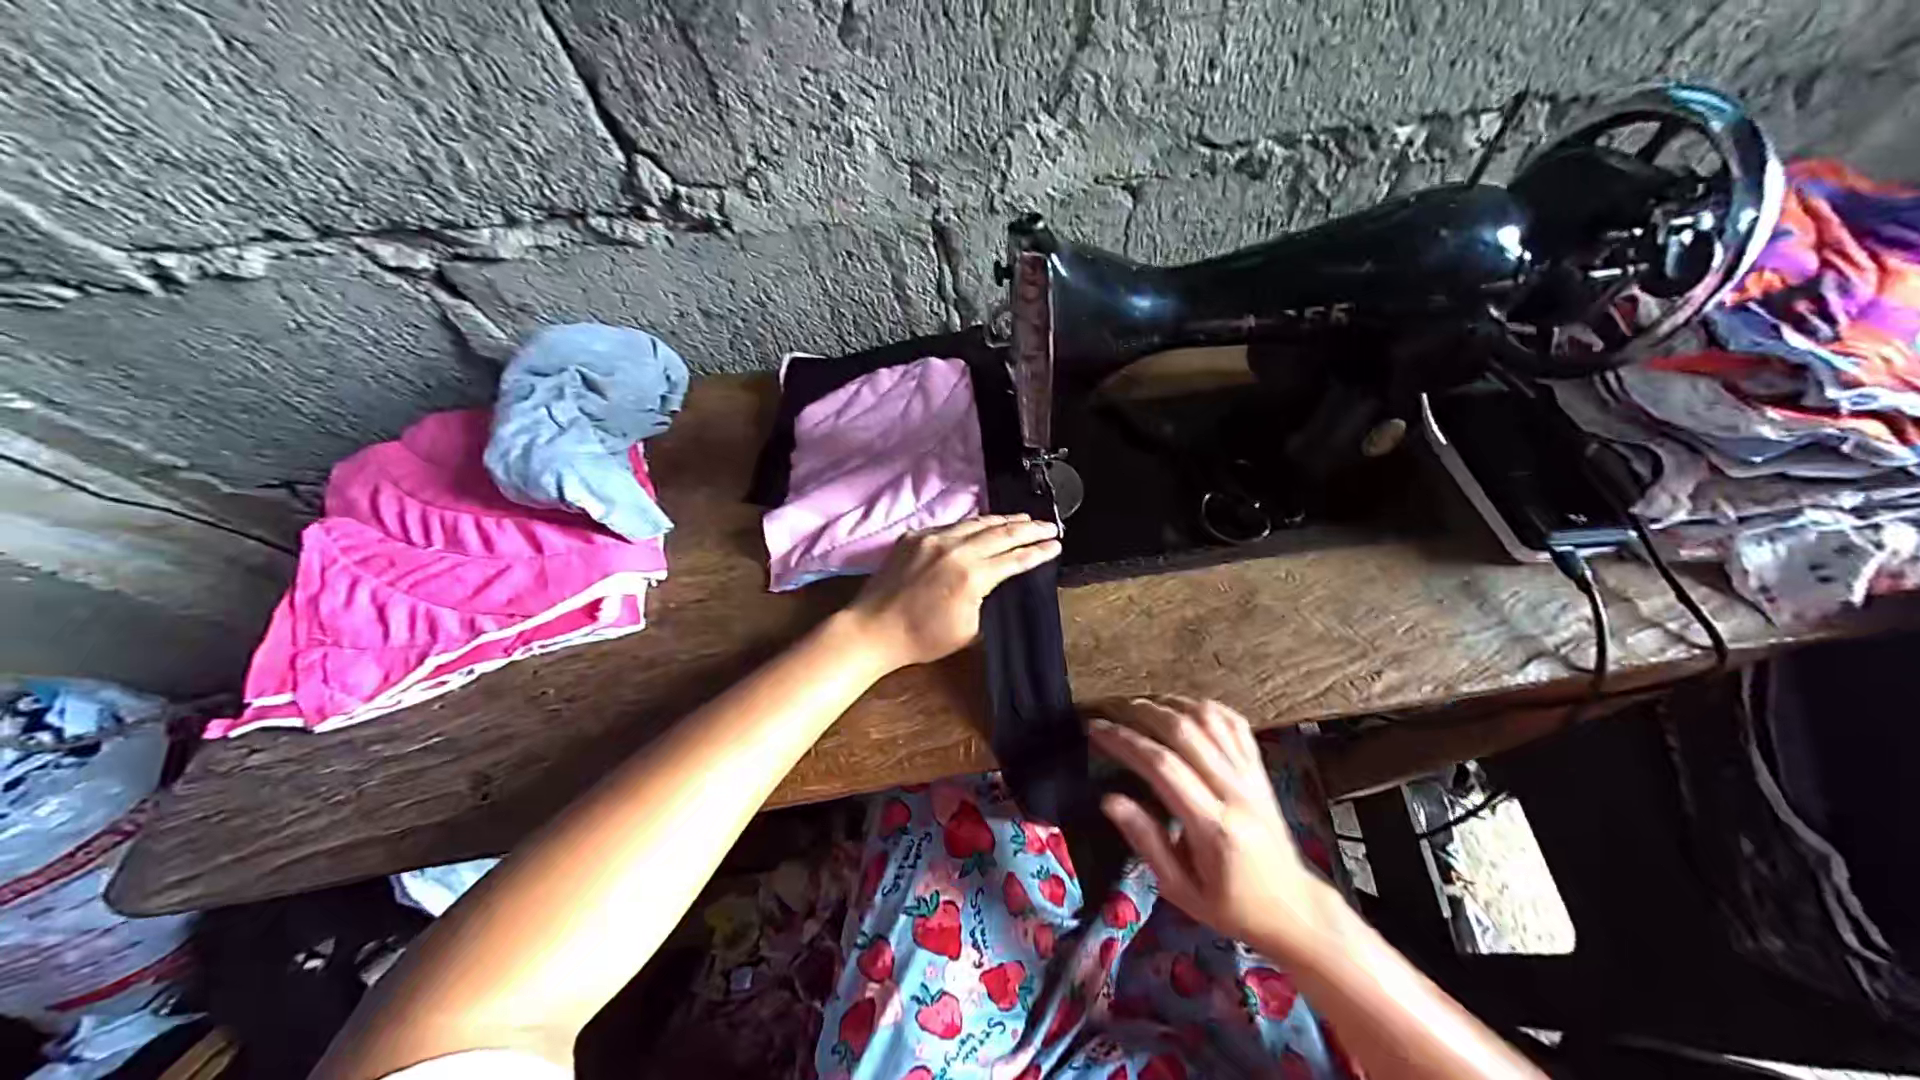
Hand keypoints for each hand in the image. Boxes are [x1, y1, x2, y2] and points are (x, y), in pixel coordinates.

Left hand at [842, 515, 1061, 672]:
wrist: (873, 629)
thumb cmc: (922, 638)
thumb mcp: (969, 628)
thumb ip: (988, 599)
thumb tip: (999, 583)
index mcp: (972, 575)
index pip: (1015, 558)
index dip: (1039, 551)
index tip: (1056, 544)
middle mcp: (954, 549)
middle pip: (1001, 532)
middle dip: (1029, 529)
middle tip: (1049, 525)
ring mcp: (931, 538)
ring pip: (976, 523)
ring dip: (1002, 521)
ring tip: (1022, 519)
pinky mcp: (913, 537)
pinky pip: (950, 525)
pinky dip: (972, 524)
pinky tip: (982, 524)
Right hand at [1089, 696, 1338, 960]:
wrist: (1295, 911)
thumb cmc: (1231, 906)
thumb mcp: (1180, 889)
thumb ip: (1145, 841)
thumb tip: (1109, 800)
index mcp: (1213, 827)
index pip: (1163, 767)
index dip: (1125, 741)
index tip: (1096, 729)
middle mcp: (1235, 794)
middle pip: (1186, 732)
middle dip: (1142, 713)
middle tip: (1111, 709)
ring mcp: (1252, 778)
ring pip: (1210, 720)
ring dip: (1171, 704)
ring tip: (1140, 705)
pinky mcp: (1261, 772)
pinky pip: (1235, 725)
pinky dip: (1206, 707)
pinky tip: (1182, 707)